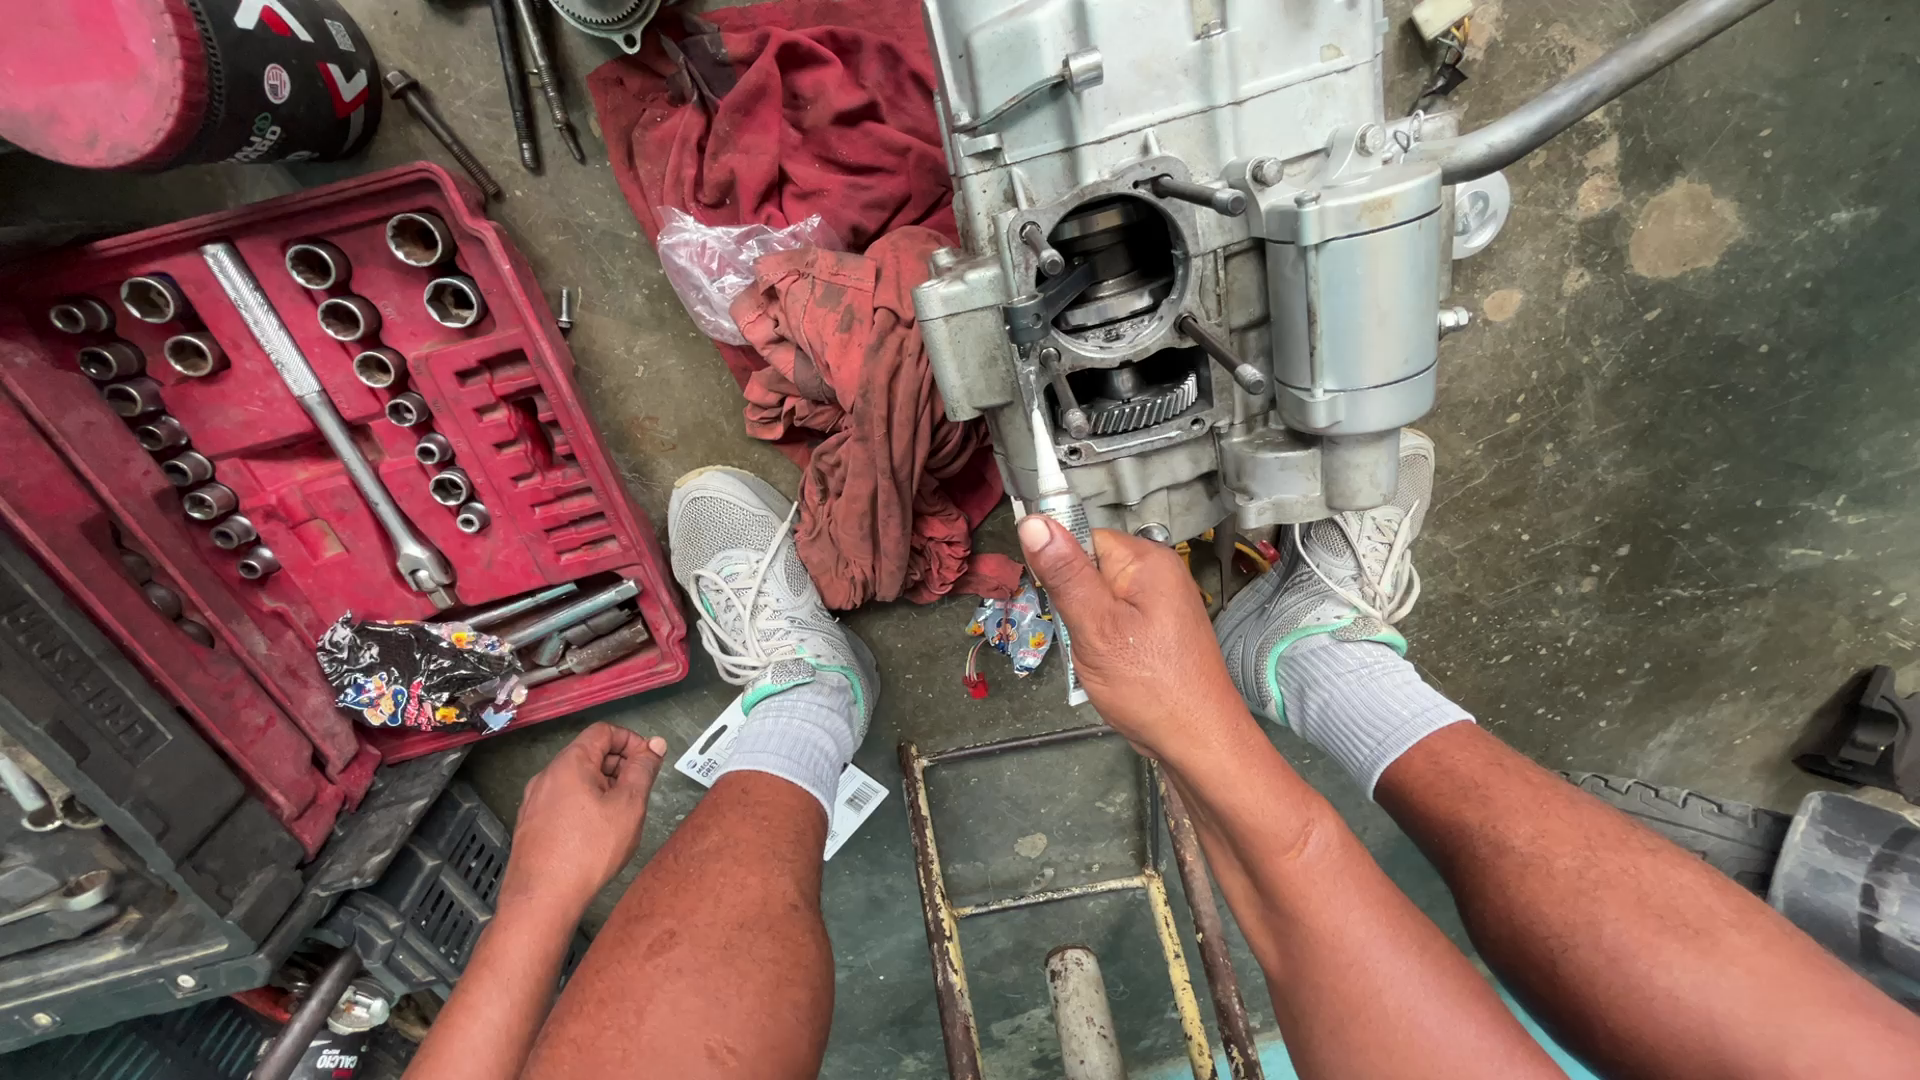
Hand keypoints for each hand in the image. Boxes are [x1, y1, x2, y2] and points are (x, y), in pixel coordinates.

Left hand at [499, 723, 667, 915]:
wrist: (542, 899)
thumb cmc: (588, 850)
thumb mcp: (629, 804)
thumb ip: (644, 769)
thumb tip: (655, 745)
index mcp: (570, 763)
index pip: (604, 732)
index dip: (632, 741)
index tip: (648, 763)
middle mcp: (547, 776)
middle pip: (590, 753)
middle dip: (620, 766)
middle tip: (639, 792)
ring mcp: (535, 801)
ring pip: (578, 779)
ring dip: (605, 787)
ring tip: (620, 815)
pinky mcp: (531, 824)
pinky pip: (565, 799)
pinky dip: (586, 803)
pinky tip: (597, 832)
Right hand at [1017, 515, 1258, 763]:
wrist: (1198, 741)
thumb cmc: (1146, 685)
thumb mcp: (1095, 626)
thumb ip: (1064, 574)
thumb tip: (1033, 521)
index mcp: (1146, 559)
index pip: (1083, 539)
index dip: (1062, 571)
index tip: (1060, 607)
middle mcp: (1160, 571)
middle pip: (1092, 568)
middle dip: (1075, 603)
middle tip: (1082, 639)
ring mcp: (1164, 601)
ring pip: (1102, 598)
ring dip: (1088, 625)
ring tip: (1099, 656)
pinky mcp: (1163, 627)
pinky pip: (1118, 618)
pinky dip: (1106, 638)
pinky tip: (1113, 664)